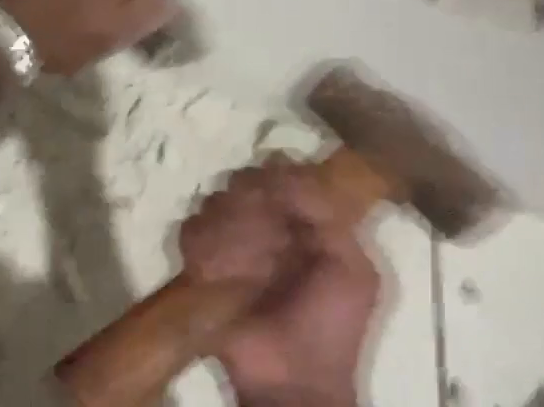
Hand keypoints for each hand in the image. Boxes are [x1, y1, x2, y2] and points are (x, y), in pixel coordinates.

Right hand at [176, 159, 379, 406]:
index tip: (280, 197)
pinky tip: (222, 273)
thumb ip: (327, 214)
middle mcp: (262, 219)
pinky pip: (191, 229)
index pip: (280, 169)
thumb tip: (282, 167)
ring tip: (249, 268)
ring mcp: (227, 237)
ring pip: (214, 200)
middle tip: (268, 239)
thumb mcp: (352, 269)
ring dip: (231, 230)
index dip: (277, 176)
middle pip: (242, 178)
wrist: (291, 376)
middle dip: (252, 204)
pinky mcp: (197, 258)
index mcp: (301, 218)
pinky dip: (205, 247)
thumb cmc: (330, 325)